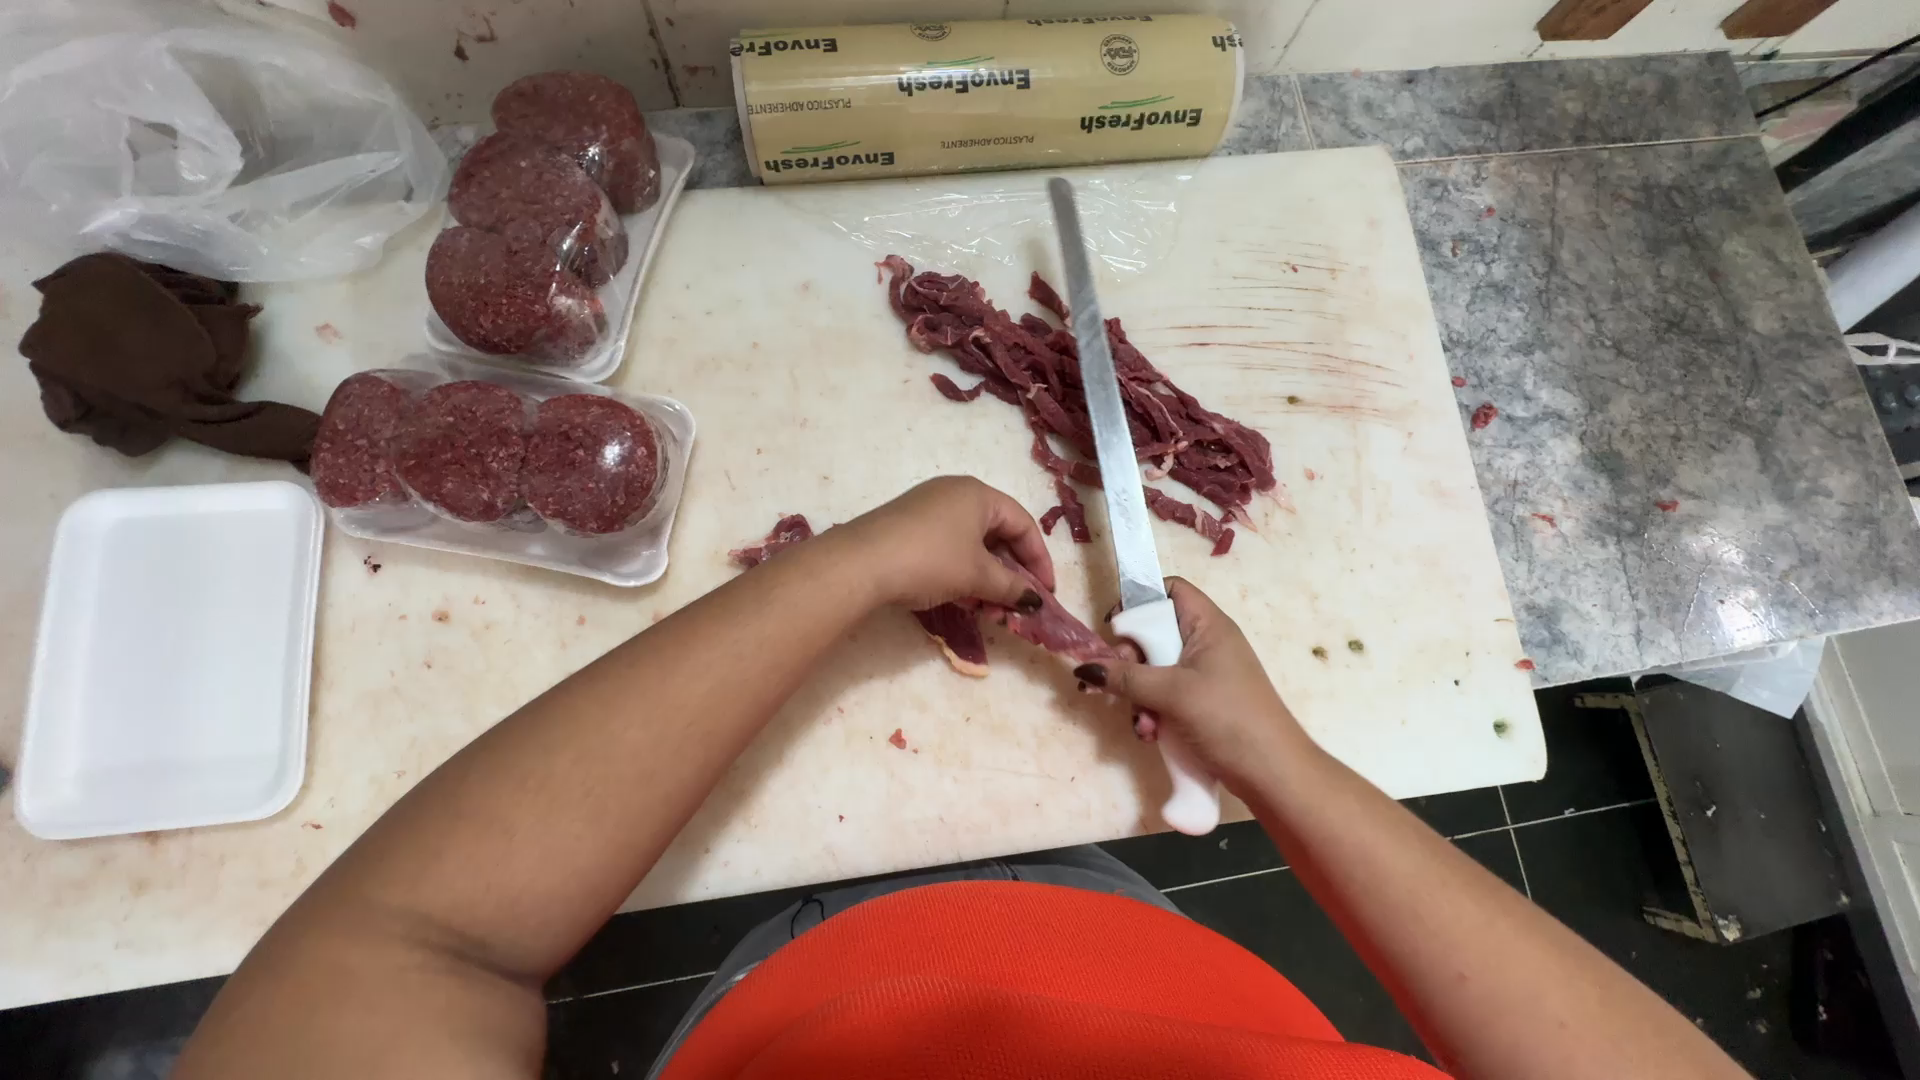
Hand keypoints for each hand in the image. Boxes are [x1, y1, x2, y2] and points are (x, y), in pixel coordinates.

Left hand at [837, 476, 1055, 610]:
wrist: (860, 564)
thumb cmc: (930, 560)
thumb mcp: (977, 576)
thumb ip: (1011, 587)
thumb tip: (1034, 600)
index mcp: (978, 494)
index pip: (1023, 524)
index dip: (1039, 560)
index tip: (1046, 593)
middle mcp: (955, 494)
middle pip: (997, 533)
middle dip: (1011, 573)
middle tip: (1017, 605)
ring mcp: (928, 510)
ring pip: (972, 545)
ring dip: (987, 578)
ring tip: (988, 609)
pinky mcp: (908, 529)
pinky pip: (948, 548)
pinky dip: (962, 573)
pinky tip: (961, 599)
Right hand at [1078, 578, 1310, 792]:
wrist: (1273, 775)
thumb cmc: (1228, 718)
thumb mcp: (1172, 693)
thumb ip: (1125, 677)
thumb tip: (1084, 667)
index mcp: (1207, 625)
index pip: (1169, 590)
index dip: (1140, 601)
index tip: (1114, 627)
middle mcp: (1205, 643)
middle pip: (1153, 634)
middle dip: (1130, 662)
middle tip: (1117, 682)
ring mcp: (1203, 675)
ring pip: (1153, 670)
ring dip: (1138, 695)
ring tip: (1142, 723)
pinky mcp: (1201, 704)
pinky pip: (1164, 696)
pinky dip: (1152, 712)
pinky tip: (1150, 734)